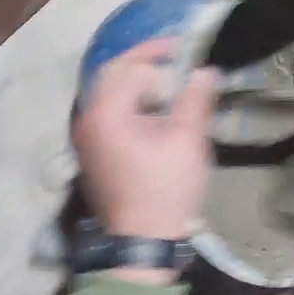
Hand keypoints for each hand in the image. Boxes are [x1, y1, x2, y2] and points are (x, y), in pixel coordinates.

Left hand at [74, 40, 219, 279]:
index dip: (160, 56)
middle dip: (145, 64)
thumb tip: (205, 70)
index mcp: (106, 111)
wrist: (143, 242)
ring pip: (111, 96)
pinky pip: (112, 117)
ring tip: (173, 88)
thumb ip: (195, 97)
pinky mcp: (96, 156)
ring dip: (140, 85)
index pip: (131, 67)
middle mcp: (88, 120)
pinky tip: (158, 115)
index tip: (188, 51)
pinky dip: (134, 106)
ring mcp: (88, 140)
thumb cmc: (165, 188)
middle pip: (113, 75)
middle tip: (177, 62)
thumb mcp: (187, 139)